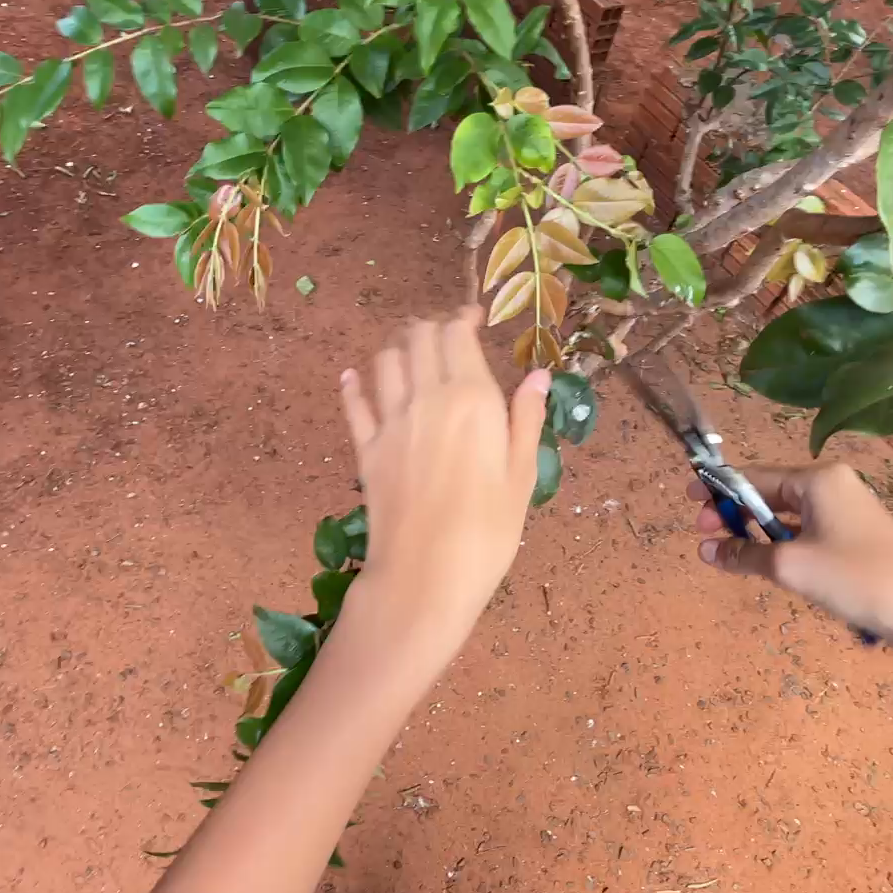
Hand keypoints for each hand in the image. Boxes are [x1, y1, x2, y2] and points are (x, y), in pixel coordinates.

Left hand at [335, 308, 549, 667]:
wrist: (426, 575)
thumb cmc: (489, 531)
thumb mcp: (522, 475)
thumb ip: (526, 417)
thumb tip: (537, 374)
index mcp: (470, 398)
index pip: (457, 334)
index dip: (463, 317)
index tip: (474, 316)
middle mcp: (425, 397)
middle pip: (418, 338)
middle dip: (432, 326)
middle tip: (446, 333)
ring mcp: (390, 422)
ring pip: (385, 361)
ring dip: (398, 346)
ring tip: (412, 351)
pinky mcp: (366, 449)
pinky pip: (354, 404)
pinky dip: (354, 384)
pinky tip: (354, 377)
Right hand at [691, 463, 892, 643]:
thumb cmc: (855, 578)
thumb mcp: (789, 566)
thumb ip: (743, 553)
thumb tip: (706, 550)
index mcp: (817, 479)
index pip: (754, 476)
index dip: (719, 490)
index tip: (690, 503)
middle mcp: (831, 485)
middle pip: (768, 492)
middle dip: (734, 513)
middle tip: (707, 537)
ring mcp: (846, 509)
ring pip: (785, 513)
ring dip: (755, 531)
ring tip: (731, 552)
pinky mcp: (854, 534)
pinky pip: (804, 529)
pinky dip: (780, 541)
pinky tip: (767, 561)